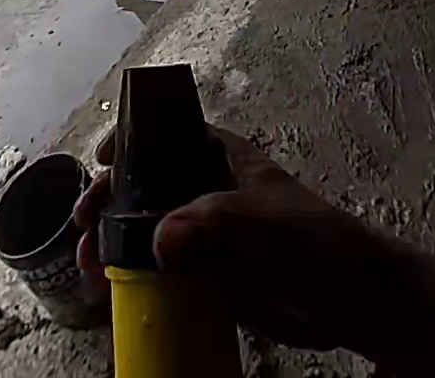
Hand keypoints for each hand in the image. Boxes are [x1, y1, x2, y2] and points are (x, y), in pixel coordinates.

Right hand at [72, 126, 407, 350]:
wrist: (351, 302)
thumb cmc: (314, 242)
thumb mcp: (269, 224)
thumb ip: (220, 225)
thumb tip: (162, 238)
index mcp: (223, 157)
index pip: (170, 134)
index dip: (132, 139)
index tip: (100, 159)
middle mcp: (209, 187)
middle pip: (148, 181)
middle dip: (112, 197)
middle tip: (83, 224)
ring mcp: (207, 231)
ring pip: (147, 225)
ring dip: (114, 238)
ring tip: (88, 263)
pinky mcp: (207, 271)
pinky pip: (159, 267)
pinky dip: (132, 274)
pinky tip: (109, 291)